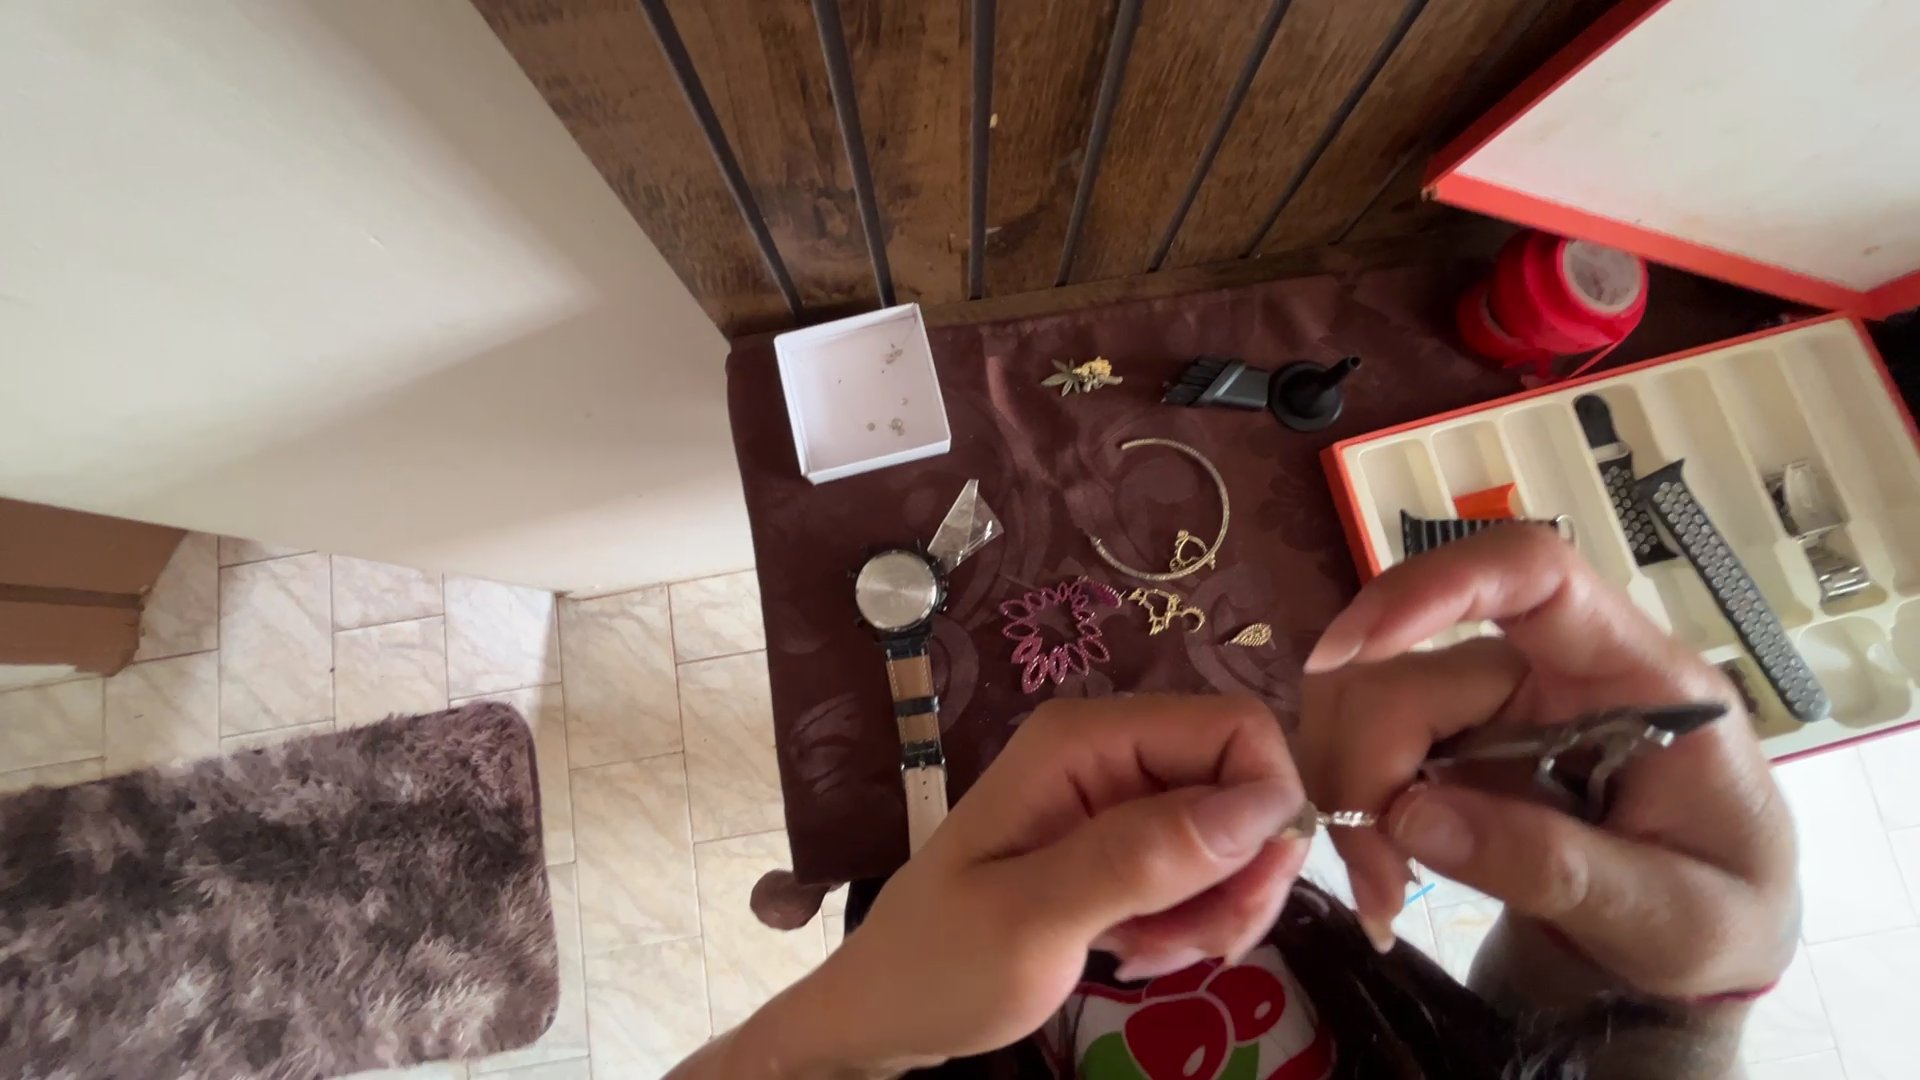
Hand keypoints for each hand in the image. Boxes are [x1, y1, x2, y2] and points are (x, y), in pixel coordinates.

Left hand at [756, 695, 1311, 1076]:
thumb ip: (1139, 857)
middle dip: (1239, 870)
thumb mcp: (1034, 917)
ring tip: (1146, 952)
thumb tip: (1259, 805)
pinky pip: (1198, 864)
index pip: (1229, 726)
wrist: (896, 998)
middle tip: (1196, 945)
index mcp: (1082, 738)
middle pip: (1237, 780)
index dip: (1265, 805)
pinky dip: (1191, 915)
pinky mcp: (1118, 834)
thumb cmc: (945, 958)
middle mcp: (1105, 747)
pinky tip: (1137, 947)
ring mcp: (1113, 790)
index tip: (1242, 898)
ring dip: (1213, 904)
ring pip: (1228, 830)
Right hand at [1292, 526, 1797, 998]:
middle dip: (1363, 768)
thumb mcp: (1680, 921)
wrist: (1672, 933)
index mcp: (1626, 673)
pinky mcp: (1425, 723)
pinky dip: (1336, 791)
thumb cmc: (1712, 909)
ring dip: (1339, 785)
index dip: (1434, 586)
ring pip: (1350, 693)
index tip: (1352, 650)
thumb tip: (1411, 818)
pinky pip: (1343, 729)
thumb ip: (1560, 870)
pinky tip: (1372, 856)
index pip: (1528, 570)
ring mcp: (1467, 690)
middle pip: (1397, 665)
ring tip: (1378, 879)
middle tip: (1377, 878)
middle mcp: (1530, 662)